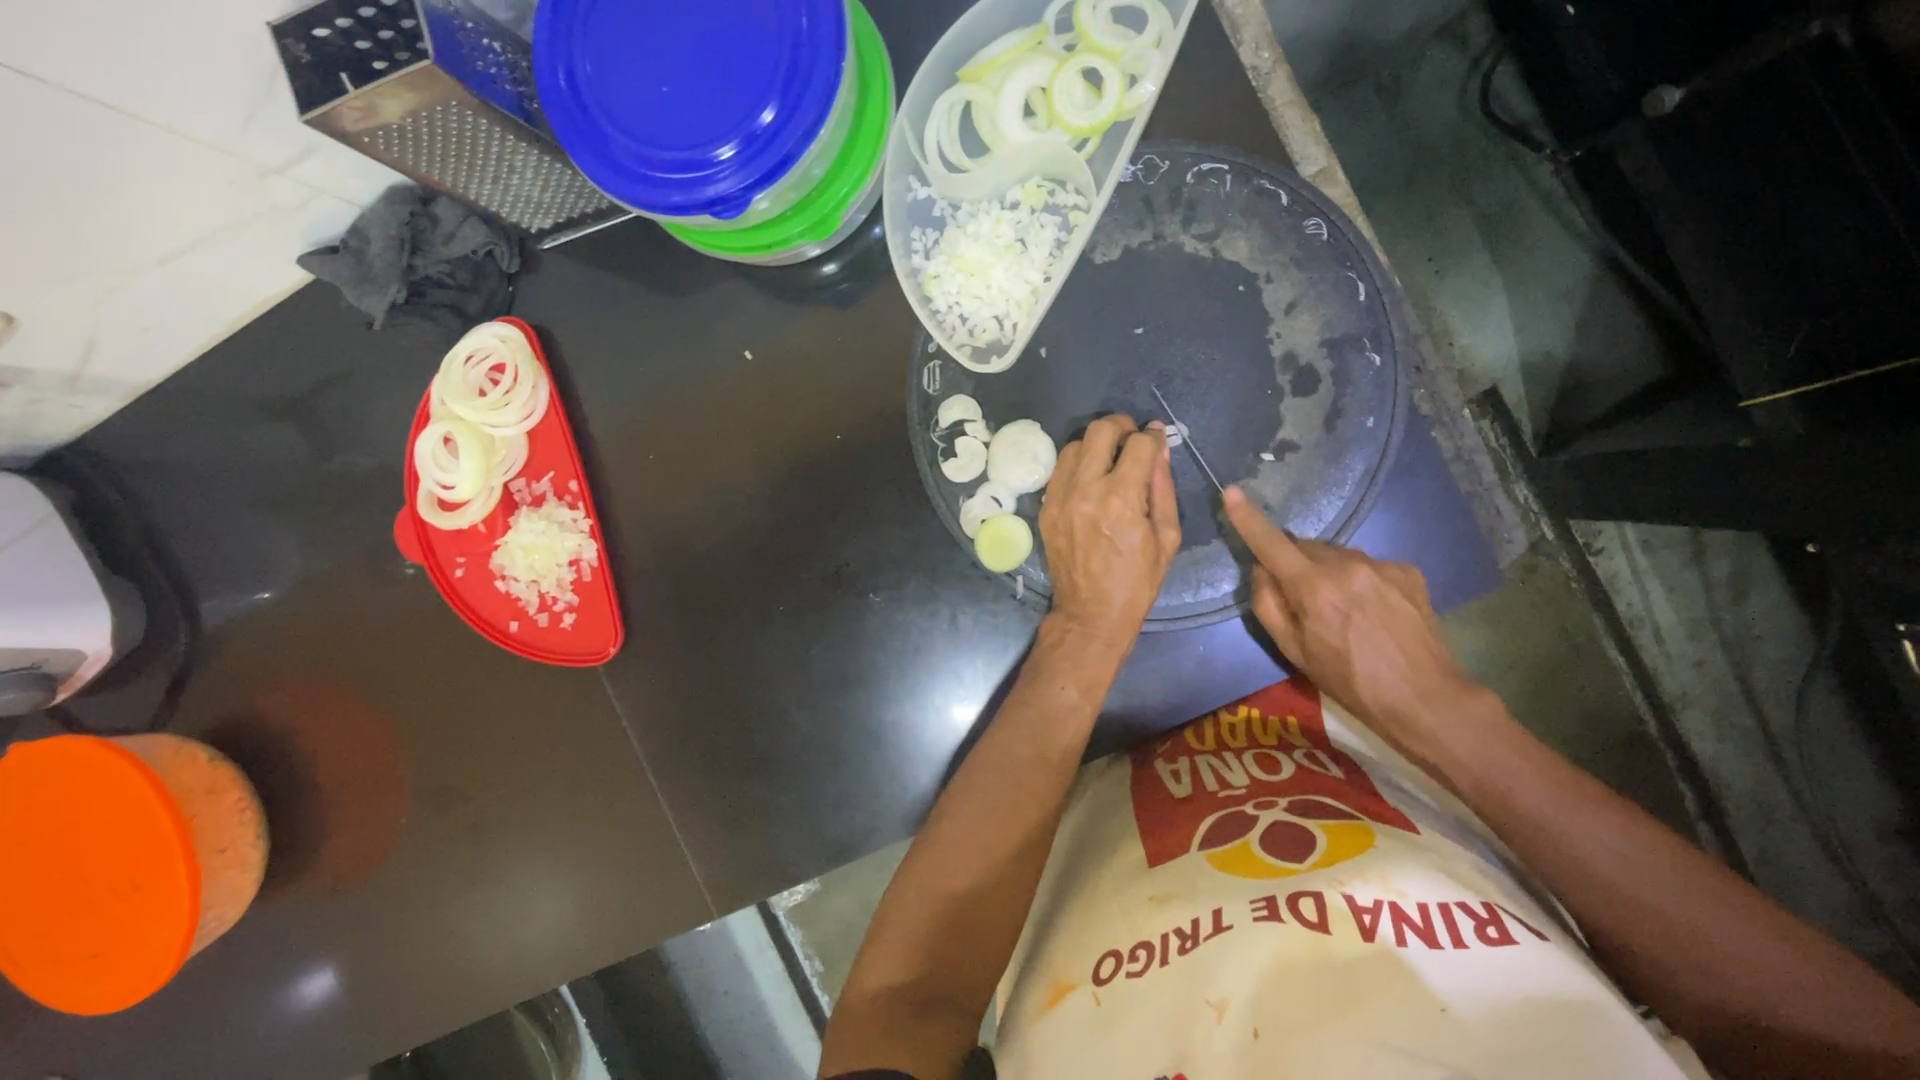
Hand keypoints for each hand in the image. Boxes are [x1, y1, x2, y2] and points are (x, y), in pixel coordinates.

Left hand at [1040, 415, 1181, 645]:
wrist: (1091, 613)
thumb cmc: (1137, 581)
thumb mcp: (1166, 536)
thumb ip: (1163, 487)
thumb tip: (1160, 448)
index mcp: (1122, 499)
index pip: (1139, 445)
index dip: (1154, 437)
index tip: (1158, 440)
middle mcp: (1086, 490)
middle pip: (1100, 431)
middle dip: (1122, 426)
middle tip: (1132, 438)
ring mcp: (1060, 498)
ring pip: (1074, 445)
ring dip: (1096, 444)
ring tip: (1110, 458)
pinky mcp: (1046, 508)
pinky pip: (1059, 470)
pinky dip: (1077, 464)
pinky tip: (1091, 478)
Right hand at [1223, 485, 1491, 769]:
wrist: (1424, 696)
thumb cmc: (1349, 681)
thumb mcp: (1294, 652)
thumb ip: (1269, 605)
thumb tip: (1261, 571)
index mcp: (1313, 588)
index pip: (1271, 544)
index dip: (1248, 519)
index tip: (1232, 493)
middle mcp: (1347, 566)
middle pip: (1305, 548)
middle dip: (1296, 564)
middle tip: (1302, 602)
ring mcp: (1381, 565)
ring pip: (1338, 556)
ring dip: (1329, 573)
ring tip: (1344, 612)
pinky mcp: (1408, 570)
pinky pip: (1369, 566)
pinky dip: (1360, 581)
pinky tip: (1373, 612)